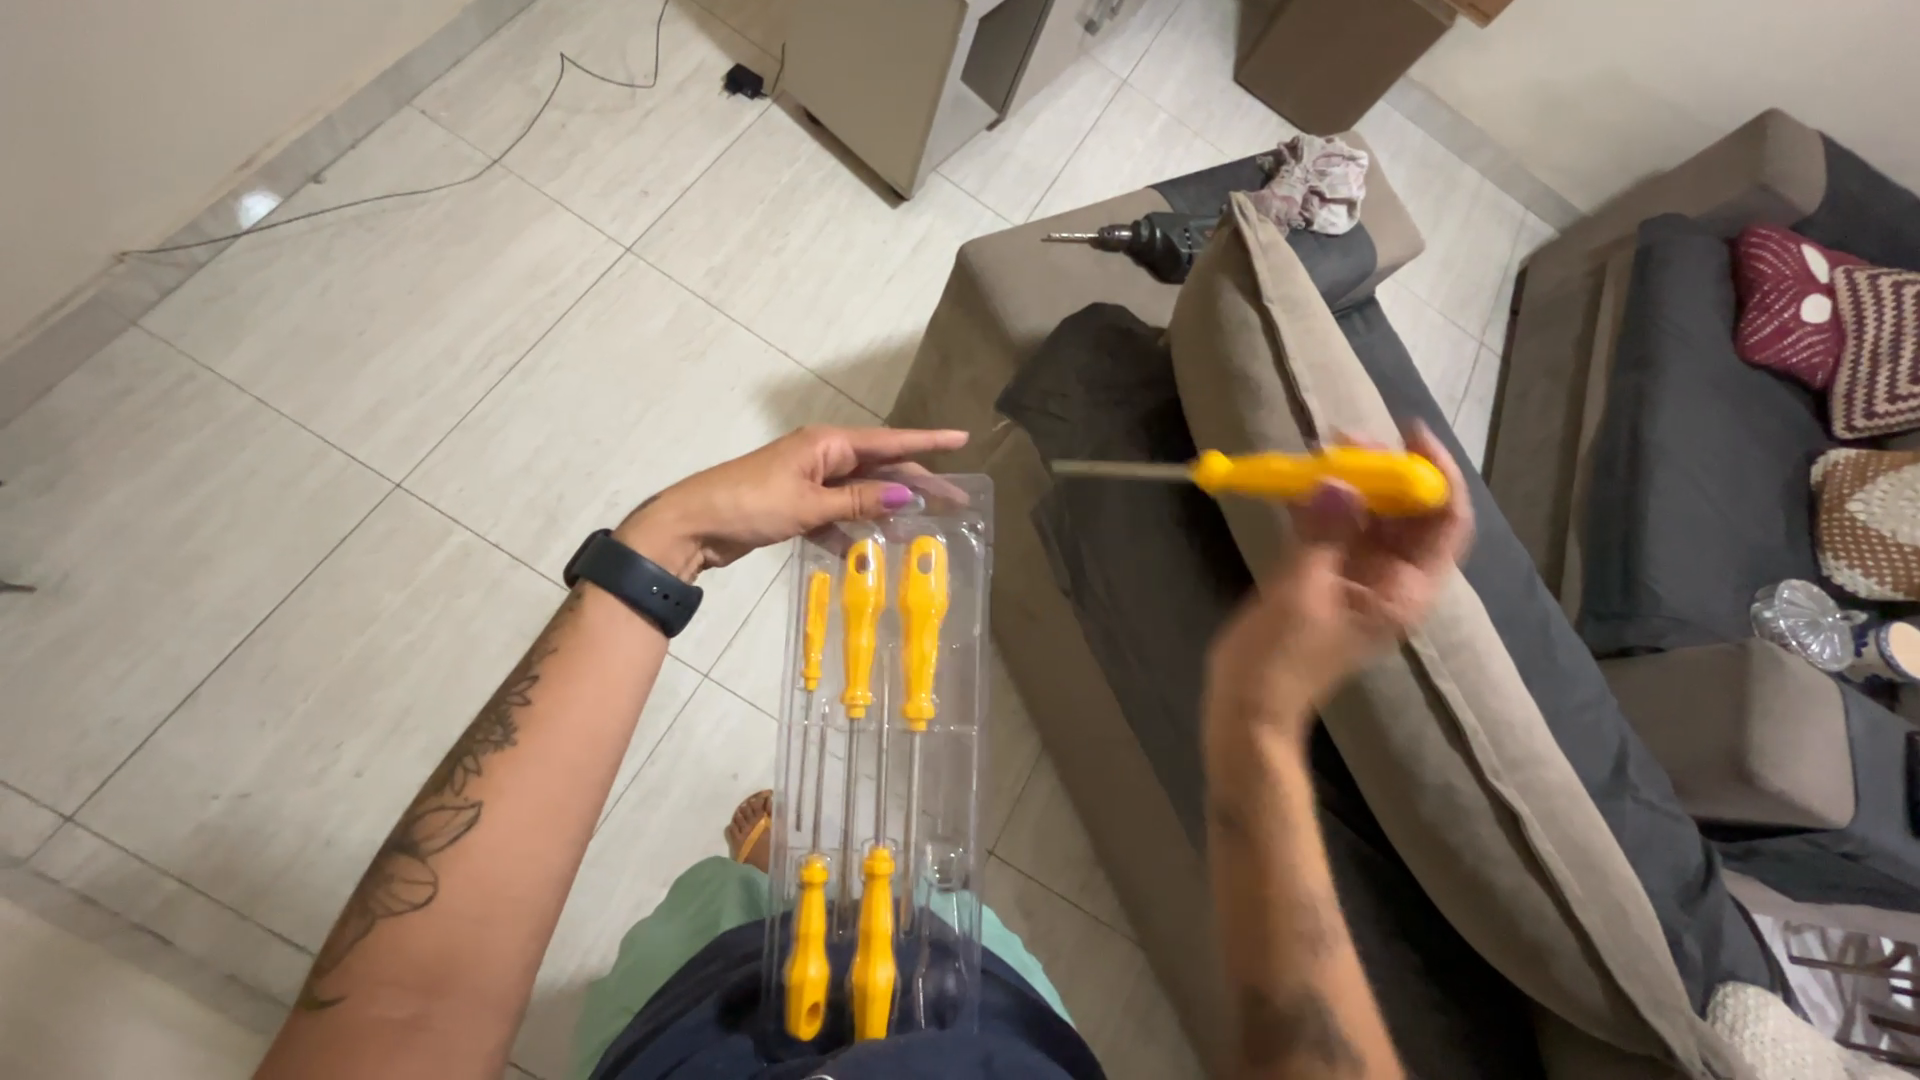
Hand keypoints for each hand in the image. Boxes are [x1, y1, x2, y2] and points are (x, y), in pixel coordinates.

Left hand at [614, 426, 968, 581]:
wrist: (692, 526)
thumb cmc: (751, 505)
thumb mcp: (809, 504)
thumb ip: (859, 501)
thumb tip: (906, 496)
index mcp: (827, 444)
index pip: (889, 441)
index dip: (928, 441)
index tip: (963, 439)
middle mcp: (822, 457)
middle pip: (880, 469)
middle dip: (916, 485)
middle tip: (954, 502)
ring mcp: (808, 482)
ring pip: (860, 494)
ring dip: (885, 511)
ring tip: (922, 528)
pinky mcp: (796, 507)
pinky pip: (836, 515)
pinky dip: (851, 531)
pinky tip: (868, 552)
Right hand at [1205, 423, 1472, 738]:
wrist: (1248, 705)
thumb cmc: (1281, 658)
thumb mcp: (1302, 593)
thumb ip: (1324, 535)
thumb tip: (1336, 481)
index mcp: (1404, 591)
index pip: (1445, 521)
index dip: (1435, 473)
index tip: (1407, 433)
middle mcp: (1390, 581)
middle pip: (1407, 514)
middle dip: (1382, 471)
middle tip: (1343, 439)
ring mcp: (1356, 579)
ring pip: (1369, 519)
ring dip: (1349, 485)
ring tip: (1317, 455)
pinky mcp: (1323, 579)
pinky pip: (1334, 532)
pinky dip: (1320, 507)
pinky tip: (1296, 488)